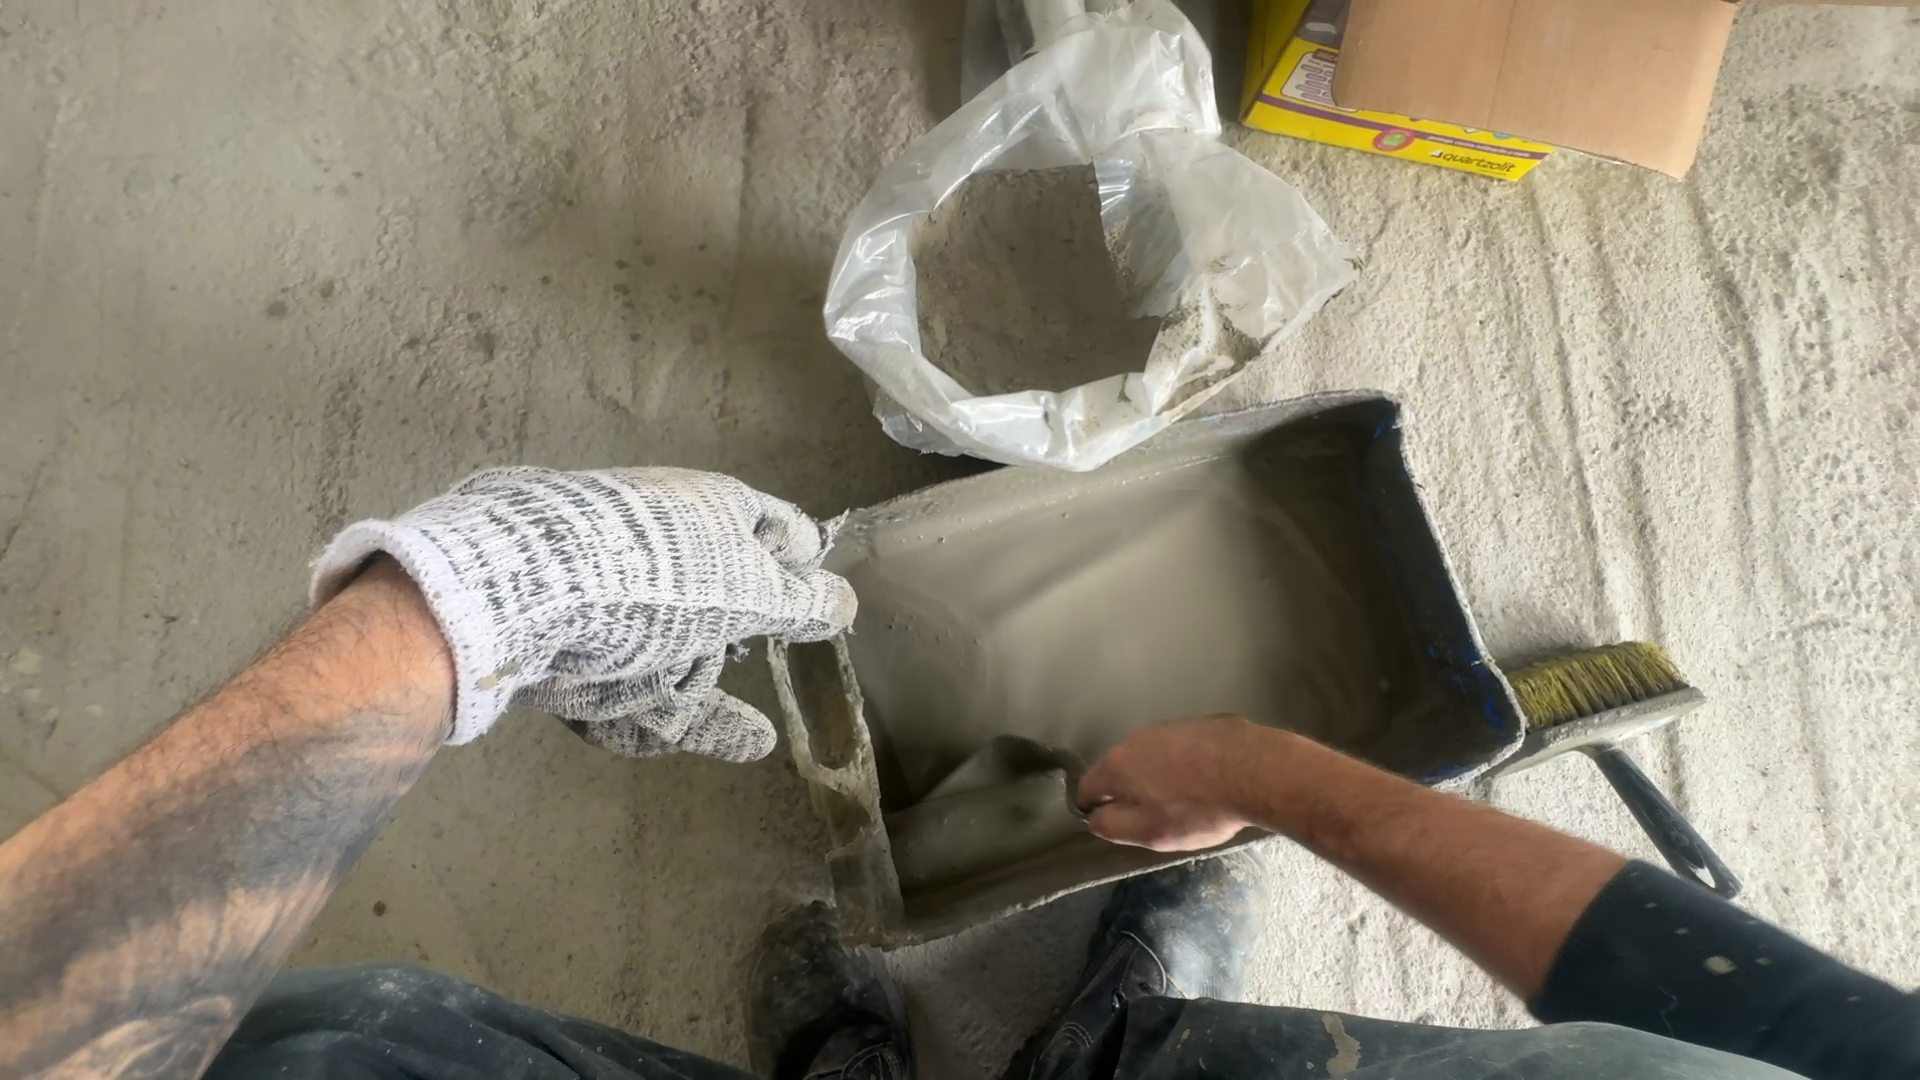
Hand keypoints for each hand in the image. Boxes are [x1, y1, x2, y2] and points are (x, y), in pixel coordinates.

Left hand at [311, 467, 855, 760]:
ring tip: (746, 729)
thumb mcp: (750, 590)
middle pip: (728, 590)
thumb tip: (850, 602)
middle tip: (769, 650)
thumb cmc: (663, 575)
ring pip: (684, 646)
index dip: (806, 559)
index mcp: (715, 513)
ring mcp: (624, 596)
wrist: (529, 591)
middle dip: (752, 625)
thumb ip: (803, 603)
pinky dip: (688, 718)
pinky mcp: (586, 644)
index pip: (781, 529)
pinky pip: (648, 687)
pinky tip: (746, 742)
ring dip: (711, 684)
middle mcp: (671, 549)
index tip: (822, 597)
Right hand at [1077, 715, 1274, 851]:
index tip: (1111, 823)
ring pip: (1151, 756)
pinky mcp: (1198, 723)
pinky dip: (1185, 764)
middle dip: (1129, 791)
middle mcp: (1135, 739)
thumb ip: (1112, 826)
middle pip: (1120, 769)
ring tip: (1186, 799)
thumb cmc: (1196, 808)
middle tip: (1154, 816)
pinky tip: (1209, 781)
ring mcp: (1168, 727)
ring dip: (1158, 776)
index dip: (1093, 808)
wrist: (1254, 770)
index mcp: (1117, 765)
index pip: (1087, 787)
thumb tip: (1094, 818)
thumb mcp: (1150, 832)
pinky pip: (1180, 748)